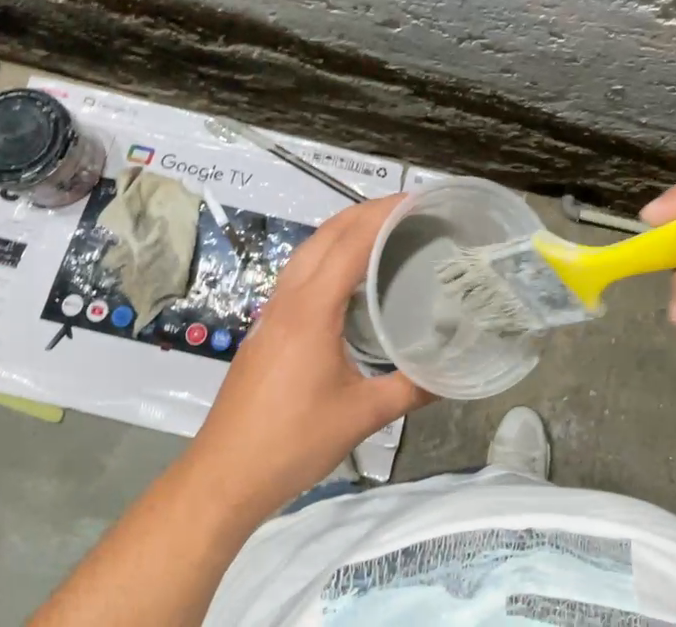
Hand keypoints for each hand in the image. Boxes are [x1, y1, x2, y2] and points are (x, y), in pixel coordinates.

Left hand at [189, 195, 433, 511]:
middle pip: (326, 235)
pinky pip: (299, 273)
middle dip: (365, 212)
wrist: (225, 474)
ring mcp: (272, 311)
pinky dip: (327, 255)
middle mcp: (288, 299)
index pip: (350, 243)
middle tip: (409, 209)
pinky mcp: (266, 327)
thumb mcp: (362, 416)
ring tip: (383, 230)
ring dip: (343, 230)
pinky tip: (349, 276)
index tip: (418, 201)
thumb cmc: (293, 442)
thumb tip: (449, 375)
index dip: (384, 215)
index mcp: (311, 310)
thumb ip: (409, 390)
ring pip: (308, 250)